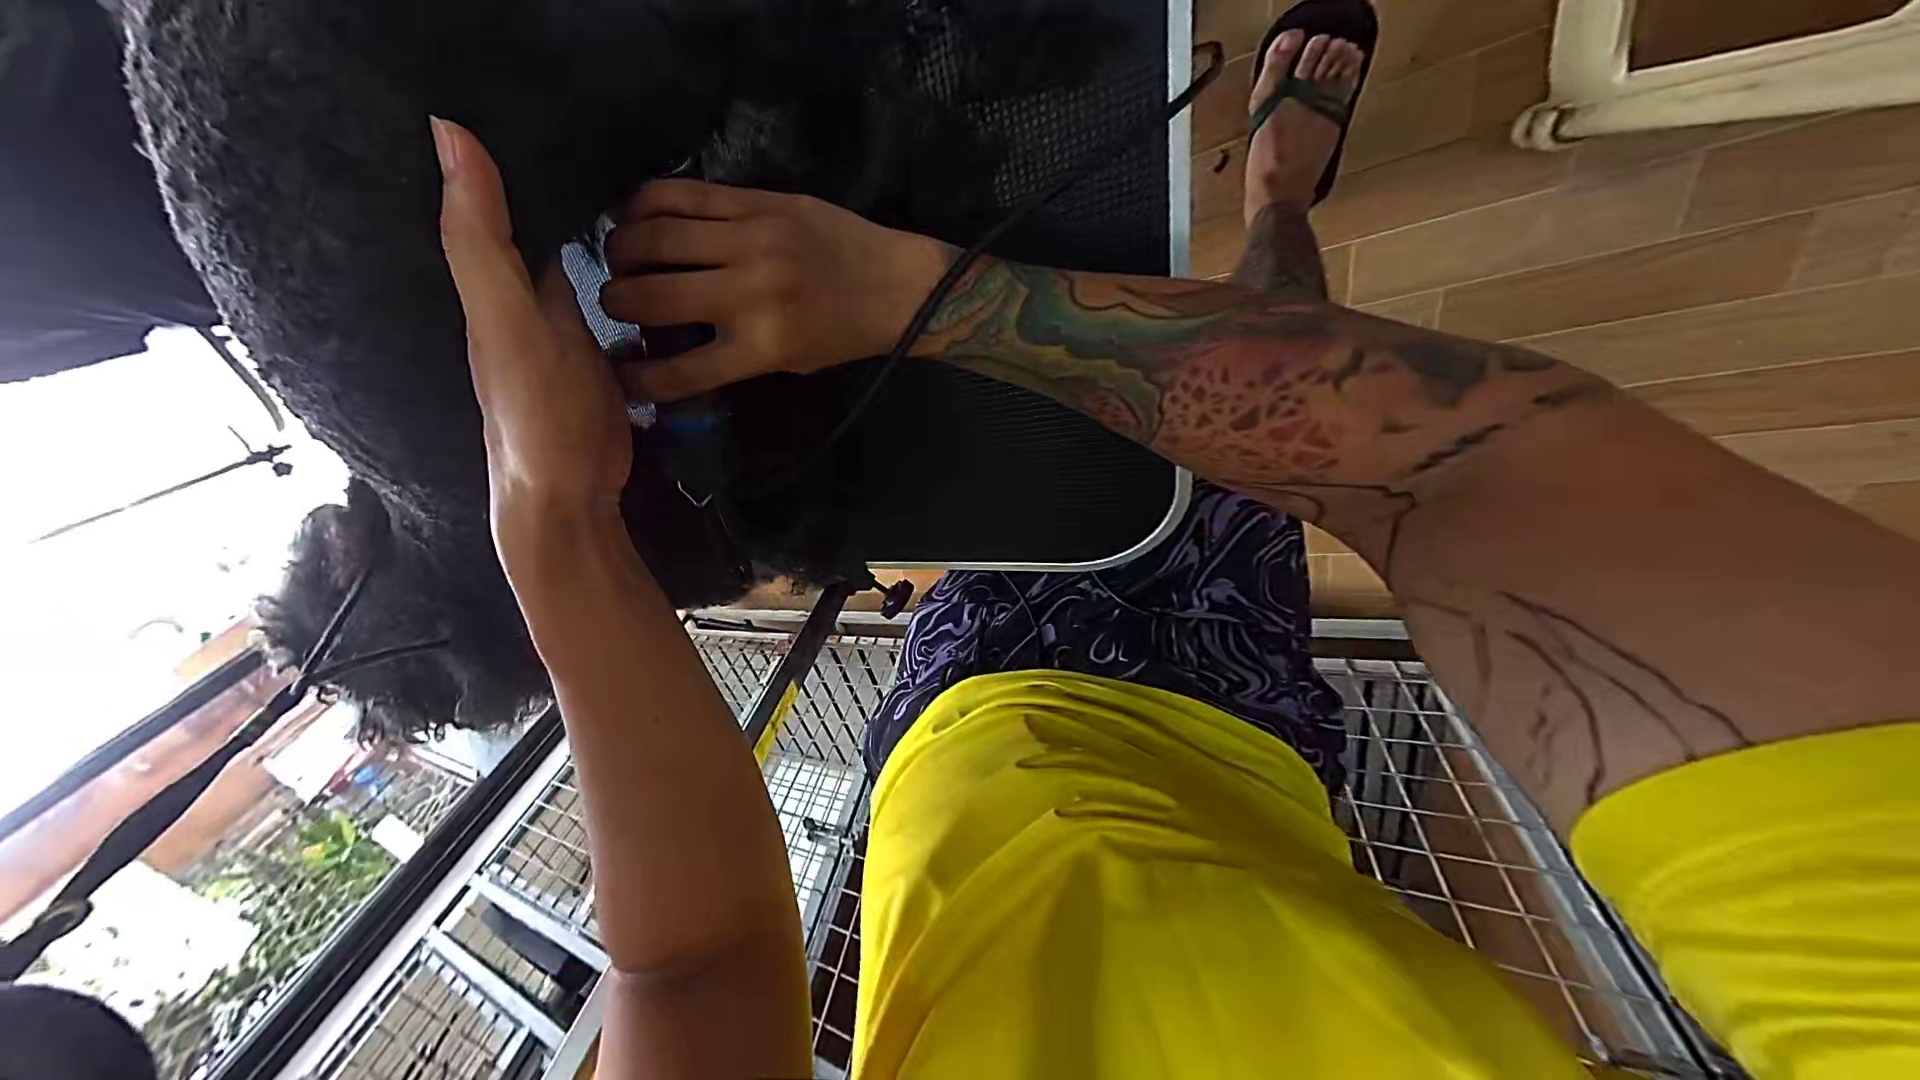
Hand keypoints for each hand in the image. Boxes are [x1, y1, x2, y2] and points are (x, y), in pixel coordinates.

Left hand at [433, 117, 631, 528]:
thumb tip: (447, 130)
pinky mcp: (601, 370)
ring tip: (643, 206)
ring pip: (578, 275)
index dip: (518, 159)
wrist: (571, 495)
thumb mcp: (510, 322)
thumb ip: (482, 240)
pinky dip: (626, 291)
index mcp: (495, 287)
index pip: (500, 206)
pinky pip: (610, 316)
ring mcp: (566, 341)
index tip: (554, 115)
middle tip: (614, 152)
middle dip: (567, 193)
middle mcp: (525, 306)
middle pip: (541, 235)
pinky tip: (652, 282)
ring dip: (602, 241)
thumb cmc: (540, 412)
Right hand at [599, 180, 949, 400]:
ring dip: (620, 248)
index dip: (639, 380)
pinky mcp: (759, 201)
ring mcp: (754, 240)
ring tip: (617, 257)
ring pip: (656, 235)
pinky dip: (646, 204)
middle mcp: (751, 293)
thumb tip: (673, 351)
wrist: (897, 285)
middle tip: (611, 301)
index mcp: (764, 347)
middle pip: (652, 295)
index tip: (619, 377)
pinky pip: (683, 193)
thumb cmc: (845, 333)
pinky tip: (637, 217)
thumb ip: (734, 357)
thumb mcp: (792, 361)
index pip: (683, 371)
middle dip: (614, 301)